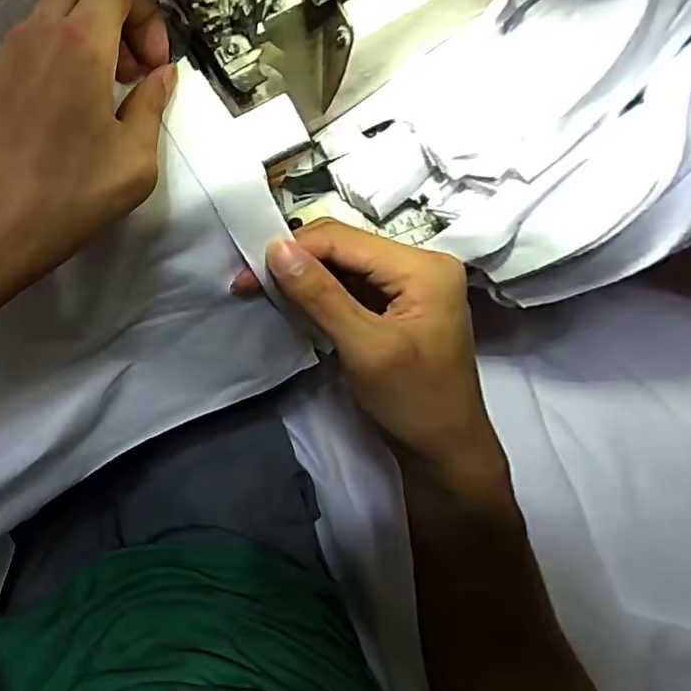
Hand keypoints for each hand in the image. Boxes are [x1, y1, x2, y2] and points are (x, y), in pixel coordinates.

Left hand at [0, 0, 175, 304]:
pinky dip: (47, 63)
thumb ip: (154, 104)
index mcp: (81, 42)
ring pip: (46, 15)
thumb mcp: (135, 161)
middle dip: (114, 13)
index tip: (150, 66)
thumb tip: (161, 75)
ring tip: (90, 99)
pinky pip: (21, 51)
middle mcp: (35, 33)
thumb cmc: (68, 199)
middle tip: (125, 71)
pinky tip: (51, 119)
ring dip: (79, 38)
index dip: (147, 11)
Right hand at [236, 219, 506, 491]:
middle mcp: (418, 264)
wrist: (443, 450)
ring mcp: (407, 283)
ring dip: (300, 275)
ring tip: (261, 289)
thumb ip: (320, 295)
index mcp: (422, 267)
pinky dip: (315, 291)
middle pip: (342, 246)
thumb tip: (276, 249)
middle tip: (248, 283)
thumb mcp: (364, 347)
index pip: (343, 240)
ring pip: (341, 263)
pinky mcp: (393, 302)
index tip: (247, 275)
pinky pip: (347, 283)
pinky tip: (291, 300)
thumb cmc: (413, 401)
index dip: (292, 250)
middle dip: (293, 260)